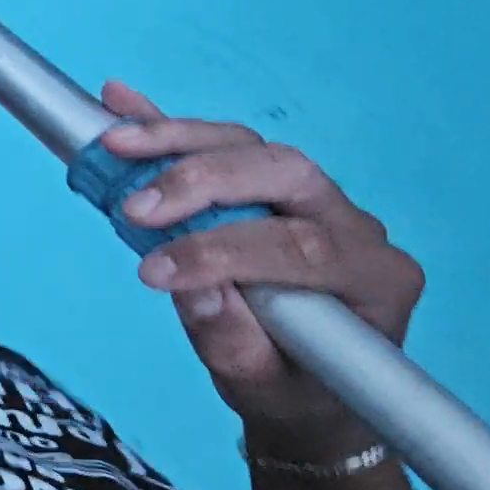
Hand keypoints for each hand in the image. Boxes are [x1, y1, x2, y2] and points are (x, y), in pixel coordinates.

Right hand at [100, 82, 424, 457]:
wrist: (302, 381)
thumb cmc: (291, 388)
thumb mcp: (263, 385)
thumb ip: (232, 340)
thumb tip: (189, 287)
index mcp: (374, 276)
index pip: (302, 247)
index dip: (221, 252)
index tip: (152, 273)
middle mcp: (350, 222)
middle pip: (282, 172)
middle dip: (203, 181)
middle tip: (136, 207)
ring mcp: (307, 196)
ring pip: (246, 145)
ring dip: (176, 140)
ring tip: (114, 142)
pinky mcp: (257, 182)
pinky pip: (212, 143)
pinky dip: (163, 125)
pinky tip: (119, 102)